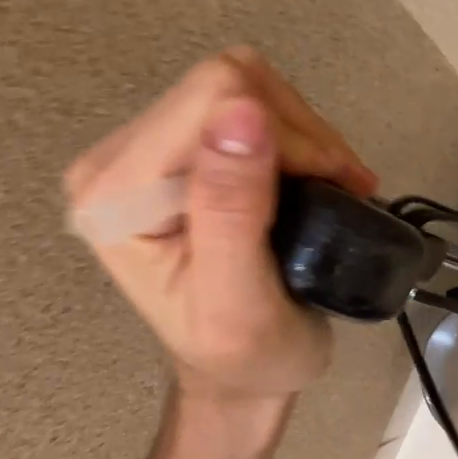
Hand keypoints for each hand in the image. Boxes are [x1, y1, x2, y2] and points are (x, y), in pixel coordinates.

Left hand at [63, 48, 377, 399]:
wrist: (242, 375)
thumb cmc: (246, 356)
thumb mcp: (239, 300)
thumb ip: (231, 210)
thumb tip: (239, 111)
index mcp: (116, 192)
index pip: (208, 101)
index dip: (285, 136)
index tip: (330, 189)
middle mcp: (118, 158)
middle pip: (226, 83)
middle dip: (300, 134)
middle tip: (341, 191)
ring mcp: (150, 150)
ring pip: (246, 84)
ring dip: (307, 134)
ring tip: (338, 188)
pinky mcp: (184, 151)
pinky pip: (252, 104)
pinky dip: (300, 136)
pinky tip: (322, 178)